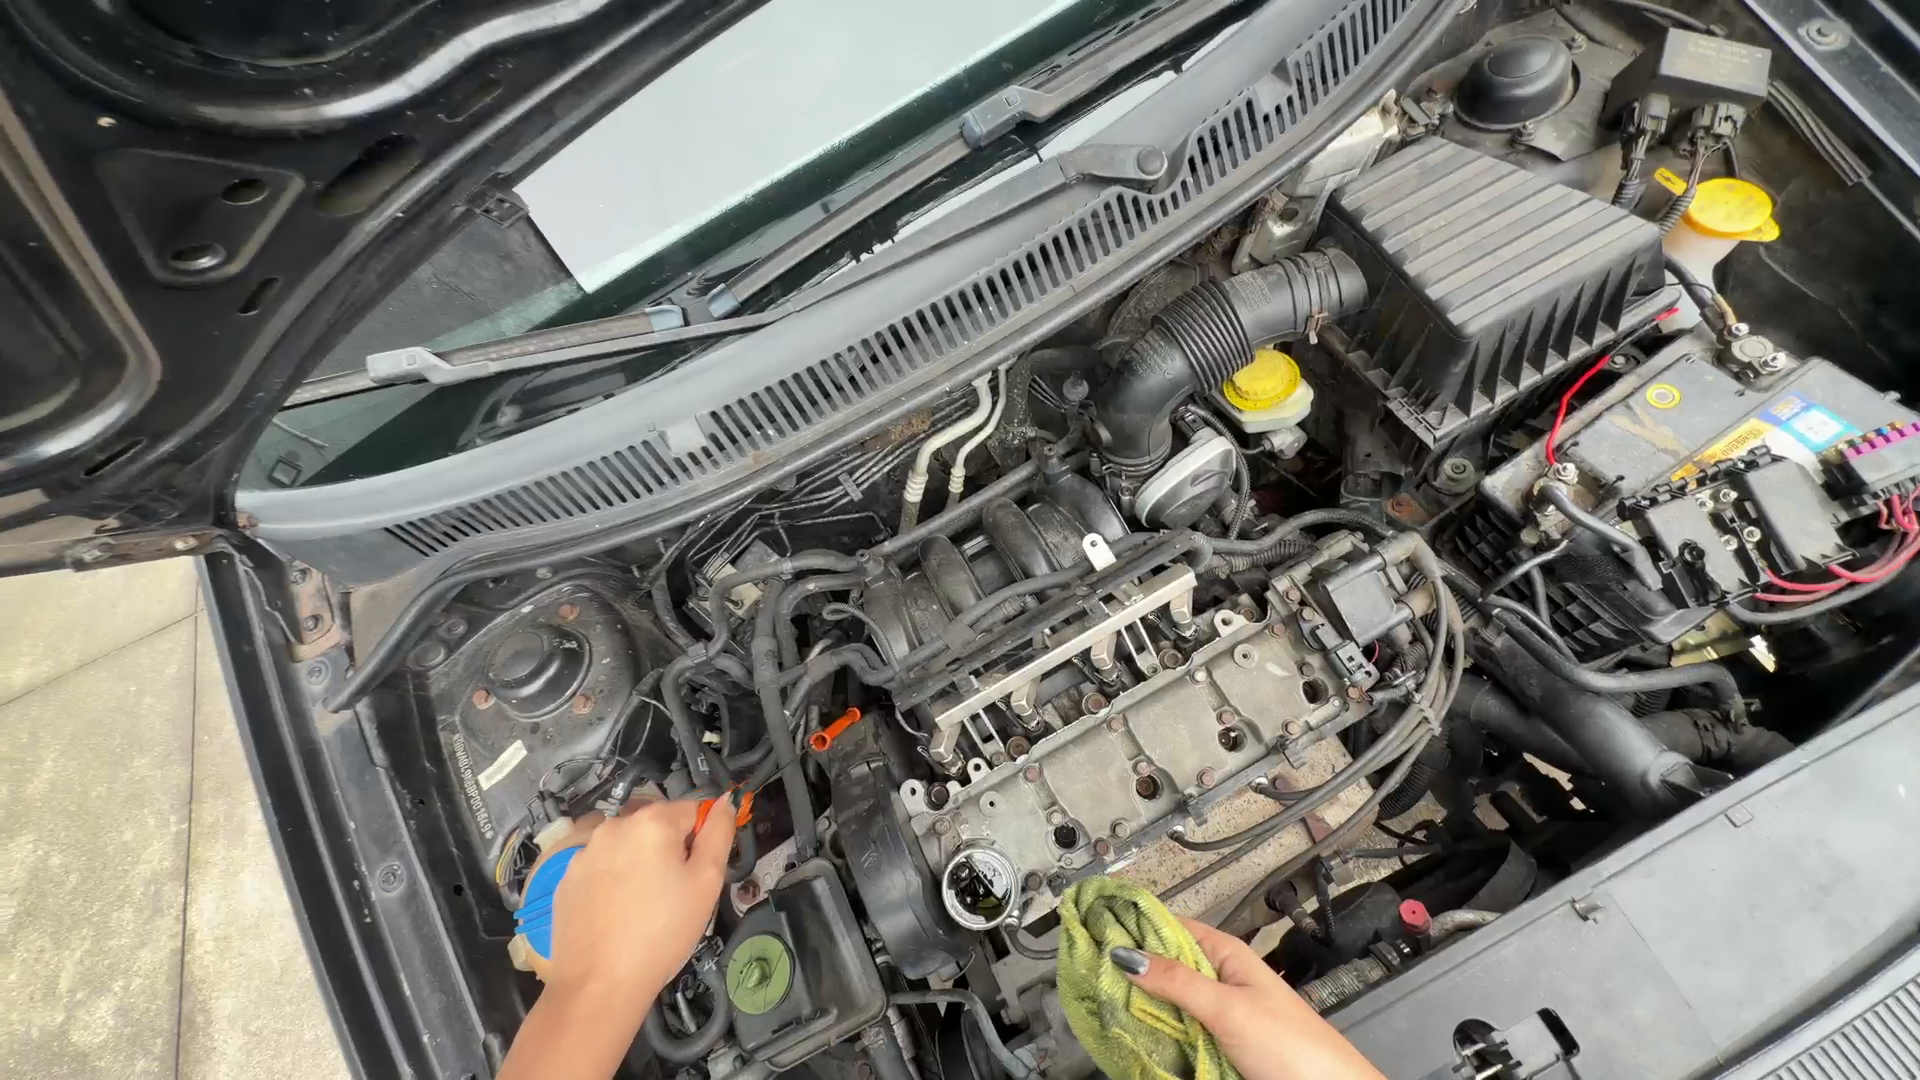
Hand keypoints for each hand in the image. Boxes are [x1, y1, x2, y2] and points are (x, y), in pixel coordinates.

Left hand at [498, 797, 737, 1079]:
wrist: (597, 988)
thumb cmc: (662, 932)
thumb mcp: (707, 881)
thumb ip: (720, 832)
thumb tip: (726, 800)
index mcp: (653, 820)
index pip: (694, 810)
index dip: (703, 840)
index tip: (697, 874)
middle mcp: (615, 825)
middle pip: (659, 825)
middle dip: (670, 850)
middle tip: (675, 893)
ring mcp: (585, 852)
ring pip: (629, 845)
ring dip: (641, 862)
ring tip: (644, 906)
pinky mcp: (566, 879)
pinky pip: (602, 866)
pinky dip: (614, 880)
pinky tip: (617, 913)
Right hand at [1113, 916, 1385, 1079]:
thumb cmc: (1290, 1047)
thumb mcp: (1229, 1008)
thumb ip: (1177, 981)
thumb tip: (1123, 952)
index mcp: (1223, 952)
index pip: (1166, 923)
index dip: (1131, 921)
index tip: (1091, 922)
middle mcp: (1216, 976)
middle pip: (1162, 962)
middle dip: (1128, 964)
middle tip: (1084, 964)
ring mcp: (1215, 1011)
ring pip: (1166, 998)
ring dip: (1138, 999)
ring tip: (1096, 995)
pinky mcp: (1216, 1044)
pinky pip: (1176, 1030)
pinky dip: (1153, 1028)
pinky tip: (1128, 1028)